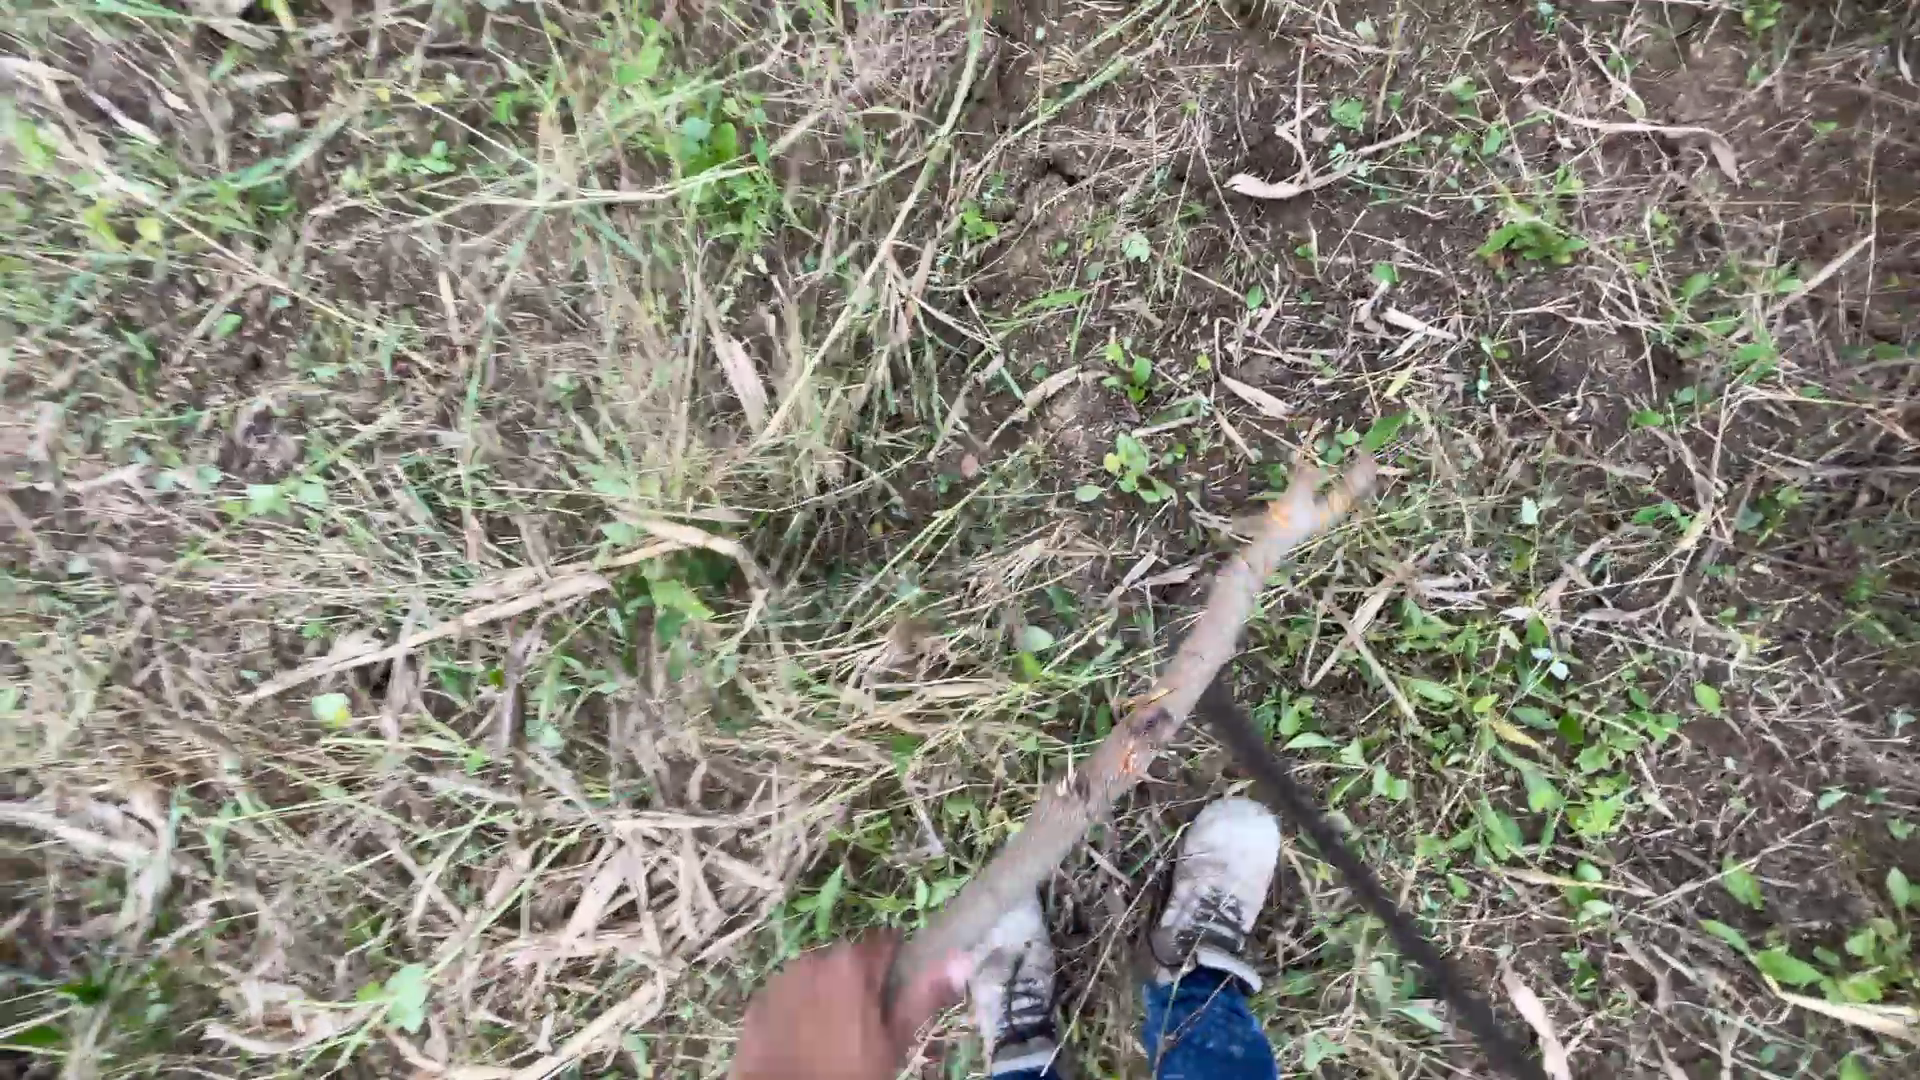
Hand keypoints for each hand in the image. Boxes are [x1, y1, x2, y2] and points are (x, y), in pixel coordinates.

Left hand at [732, 933, 968, 1079]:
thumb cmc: (847, 1076)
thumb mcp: (894, 1042)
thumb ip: (925, 994)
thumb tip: (961, 957)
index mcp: (855, 962)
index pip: (887, 944)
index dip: (894, 969)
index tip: (894, 999)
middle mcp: (817, 956)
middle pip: (850, 960)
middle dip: (859, 983)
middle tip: (863, 1028)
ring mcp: (783, 976)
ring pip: (817, 975)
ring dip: (826, 994)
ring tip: (830, 1038)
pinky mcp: (758, 999)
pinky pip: (788, 994)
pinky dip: (796, 1008)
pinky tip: (800, 1042)